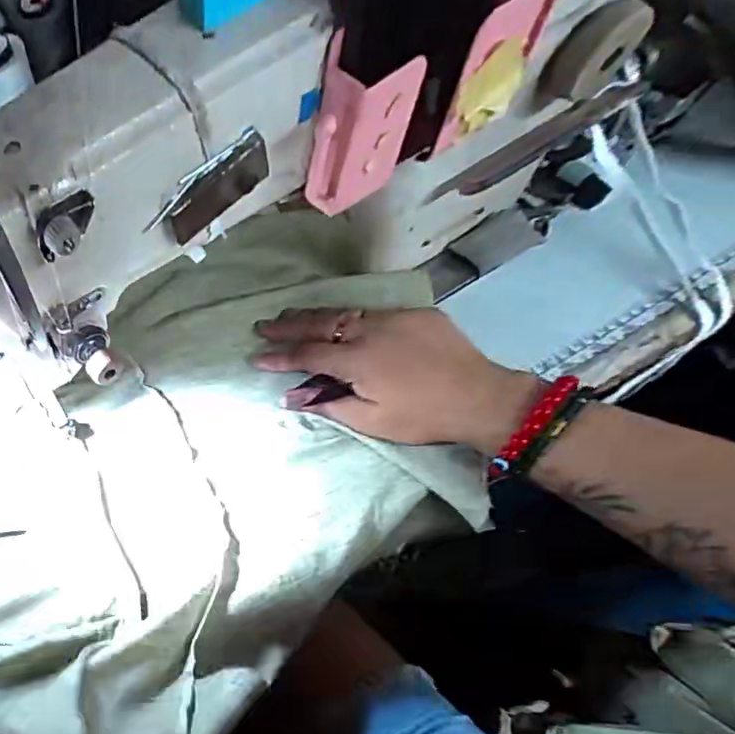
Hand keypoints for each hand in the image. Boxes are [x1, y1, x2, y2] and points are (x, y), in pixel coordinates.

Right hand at [251, 307, 539, 452]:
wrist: (479, 397)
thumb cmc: (422, 417)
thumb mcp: (373, 421)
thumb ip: (331, 405)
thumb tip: (292, 397)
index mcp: (357, 360)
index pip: (307, 355)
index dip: (279, 356)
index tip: (256, 357)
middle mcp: (370, 330)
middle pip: (320, 324)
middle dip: (288, 326)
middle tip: (264, 326)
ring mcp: (394, 317)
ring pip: (345, 312)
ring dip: (315, 315)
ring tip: (292, 316)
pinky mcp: (416, 314)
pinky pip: (374, 312)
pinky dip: (349, 316)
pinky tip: (342, 320)